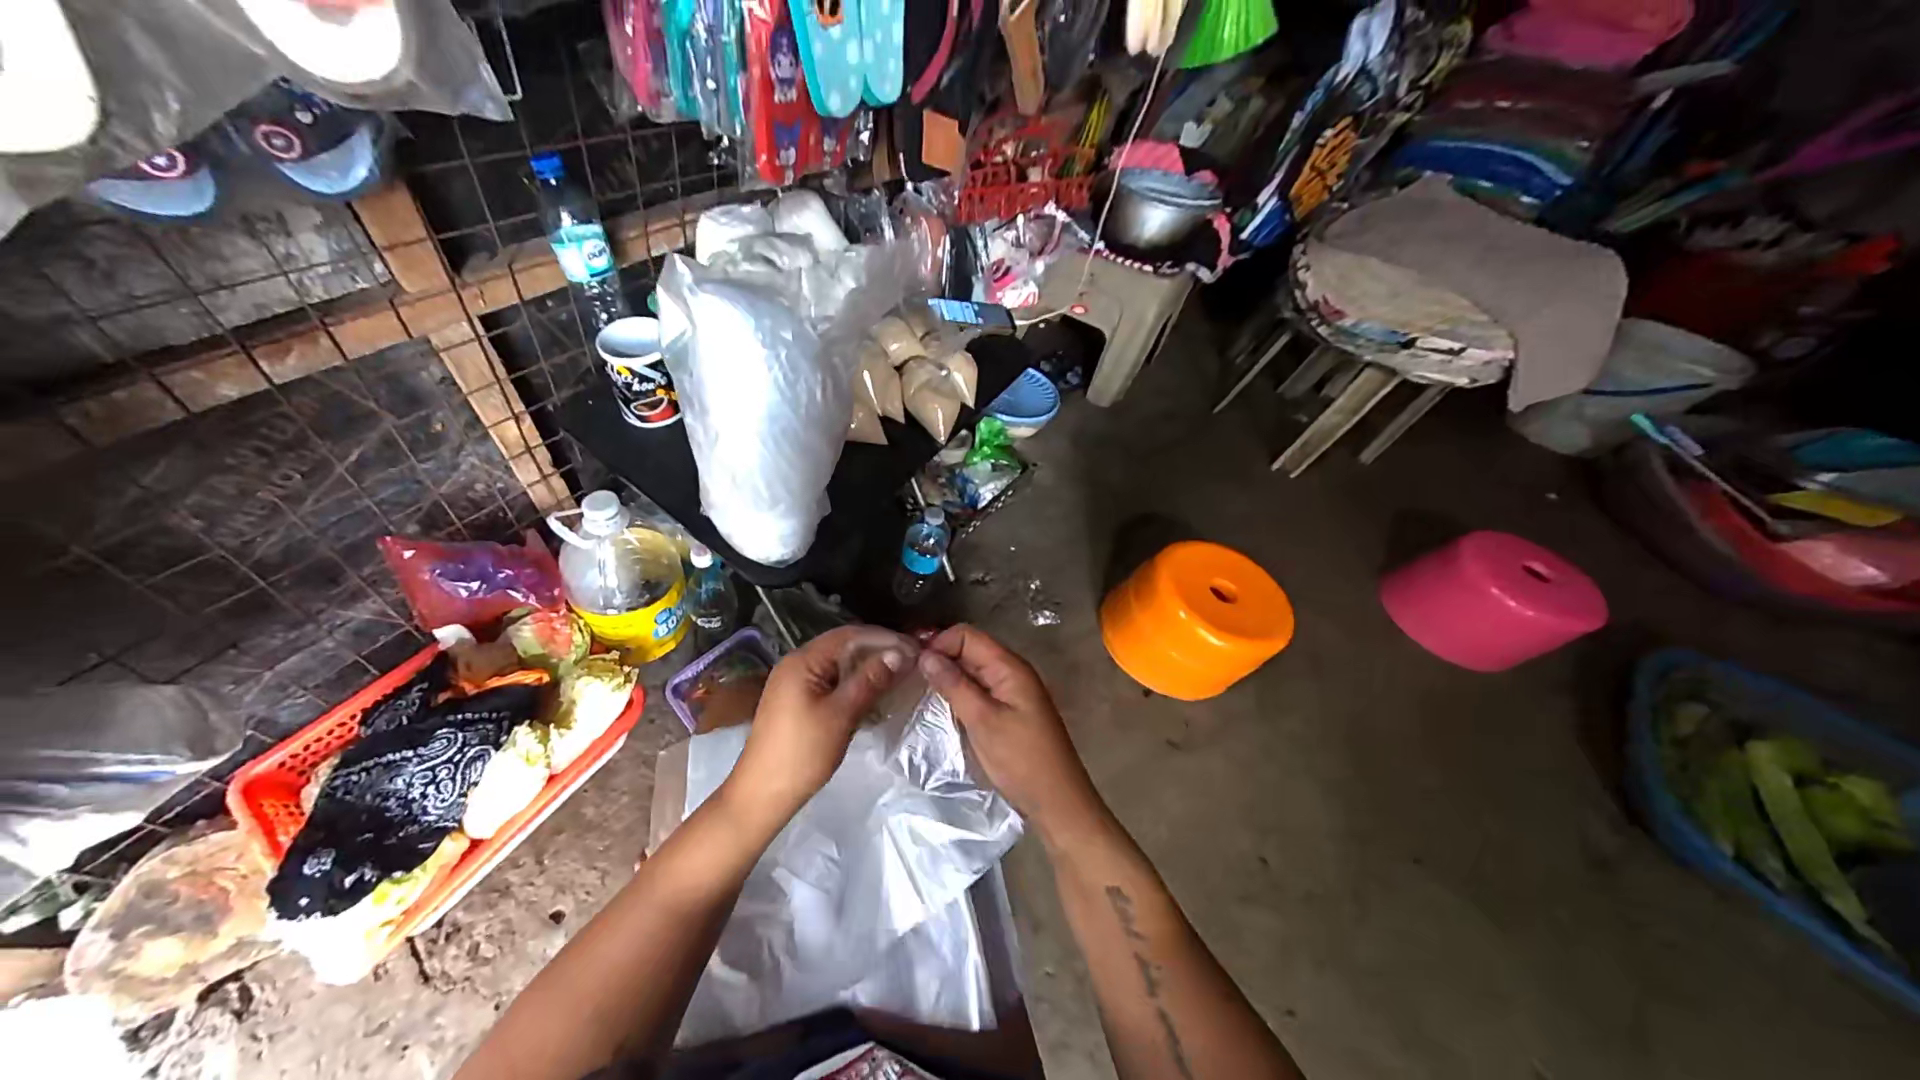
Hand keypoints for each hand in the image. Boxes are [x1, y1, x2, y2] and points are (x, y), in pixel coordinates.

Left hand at [724, 625, 915, 825]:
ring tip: (899, 676)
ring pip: (838, 665)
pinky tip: (873, 694)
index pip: (850, 635)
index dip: (884, 638)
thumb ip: (870, 680)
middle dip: (878, 651)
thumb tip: (900, 653)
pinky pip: (831, 681)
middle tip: (911, 662)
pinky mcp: (797, 701)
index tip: (915, 649)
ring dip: (867, 668)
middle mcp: (796, 664)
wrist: (762, 795)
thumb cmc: (802, 753)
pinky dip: (854, 684)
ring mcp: (794, 683)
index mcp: (803, 660)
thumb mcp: (841, 714)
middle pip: (844, 646)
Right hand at [917, 624, 1107, 842]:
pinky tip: (941, 704)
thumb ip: (954, 685)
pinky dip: (959, 691)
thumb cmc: (1022, 760)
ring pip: (973, 670)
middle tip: (907, 675)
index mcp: (1010, 667)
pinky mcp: (1008, 710)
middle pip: (970, 649)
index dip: (939, 642)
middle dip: (940, 656)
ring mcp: (1011, 691)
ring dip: (948, 675)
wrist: (1057, 801)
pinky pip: (979, 689)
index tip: (912, 663)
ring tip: (917, 688)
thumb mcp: (983, 721)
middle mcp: (1011, 671)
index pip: (967, 635)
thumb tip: (926, 655)